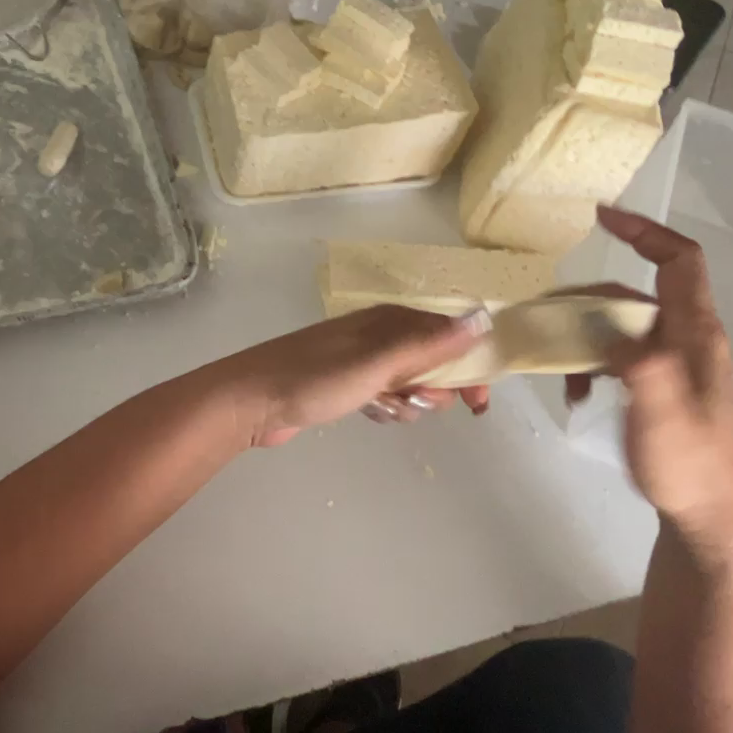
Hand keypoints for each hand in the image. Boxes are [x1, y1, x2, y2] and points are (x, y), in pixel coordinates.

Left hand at [216, 305, 487, 447]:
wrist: (249, 402)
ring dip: (409, 402)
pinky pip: (383, 396)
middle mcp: (376, 334)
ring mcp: (358, 360)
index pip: (448, 334)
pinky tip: (372, 414)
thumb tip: (482, 318)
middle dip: (436, 387)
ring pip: (408, 382)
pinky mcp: (342, 386)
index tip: (476, 403)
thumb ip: (428, 344)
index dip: (469, 366)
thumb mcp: (376, 362)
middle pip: (431, 359)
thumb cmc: (314, 380)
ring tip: (386, 409)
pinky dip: (386, 408)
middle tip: (418, 404)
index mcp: (388, 321)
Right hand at [576, 205, 732, 550]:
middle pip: (634, 295)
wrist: (708, 516)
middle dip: (586, 302)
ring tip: (560, 373)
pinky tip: (577, 394)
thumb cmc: (688, 467)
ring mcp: (676, 363)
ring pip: (620, 326)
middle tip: (543, 319)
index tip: (602, 218)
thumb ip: (644, 372)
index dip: (644, 233)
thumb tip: (612, 336)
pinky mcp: (662, 385)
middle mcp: (688, 339)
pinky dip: (590, 364)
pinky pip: (618, 354)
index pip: (679, 262)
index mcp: (696, 335)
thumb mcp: (662, 419)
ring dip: (582, 339)